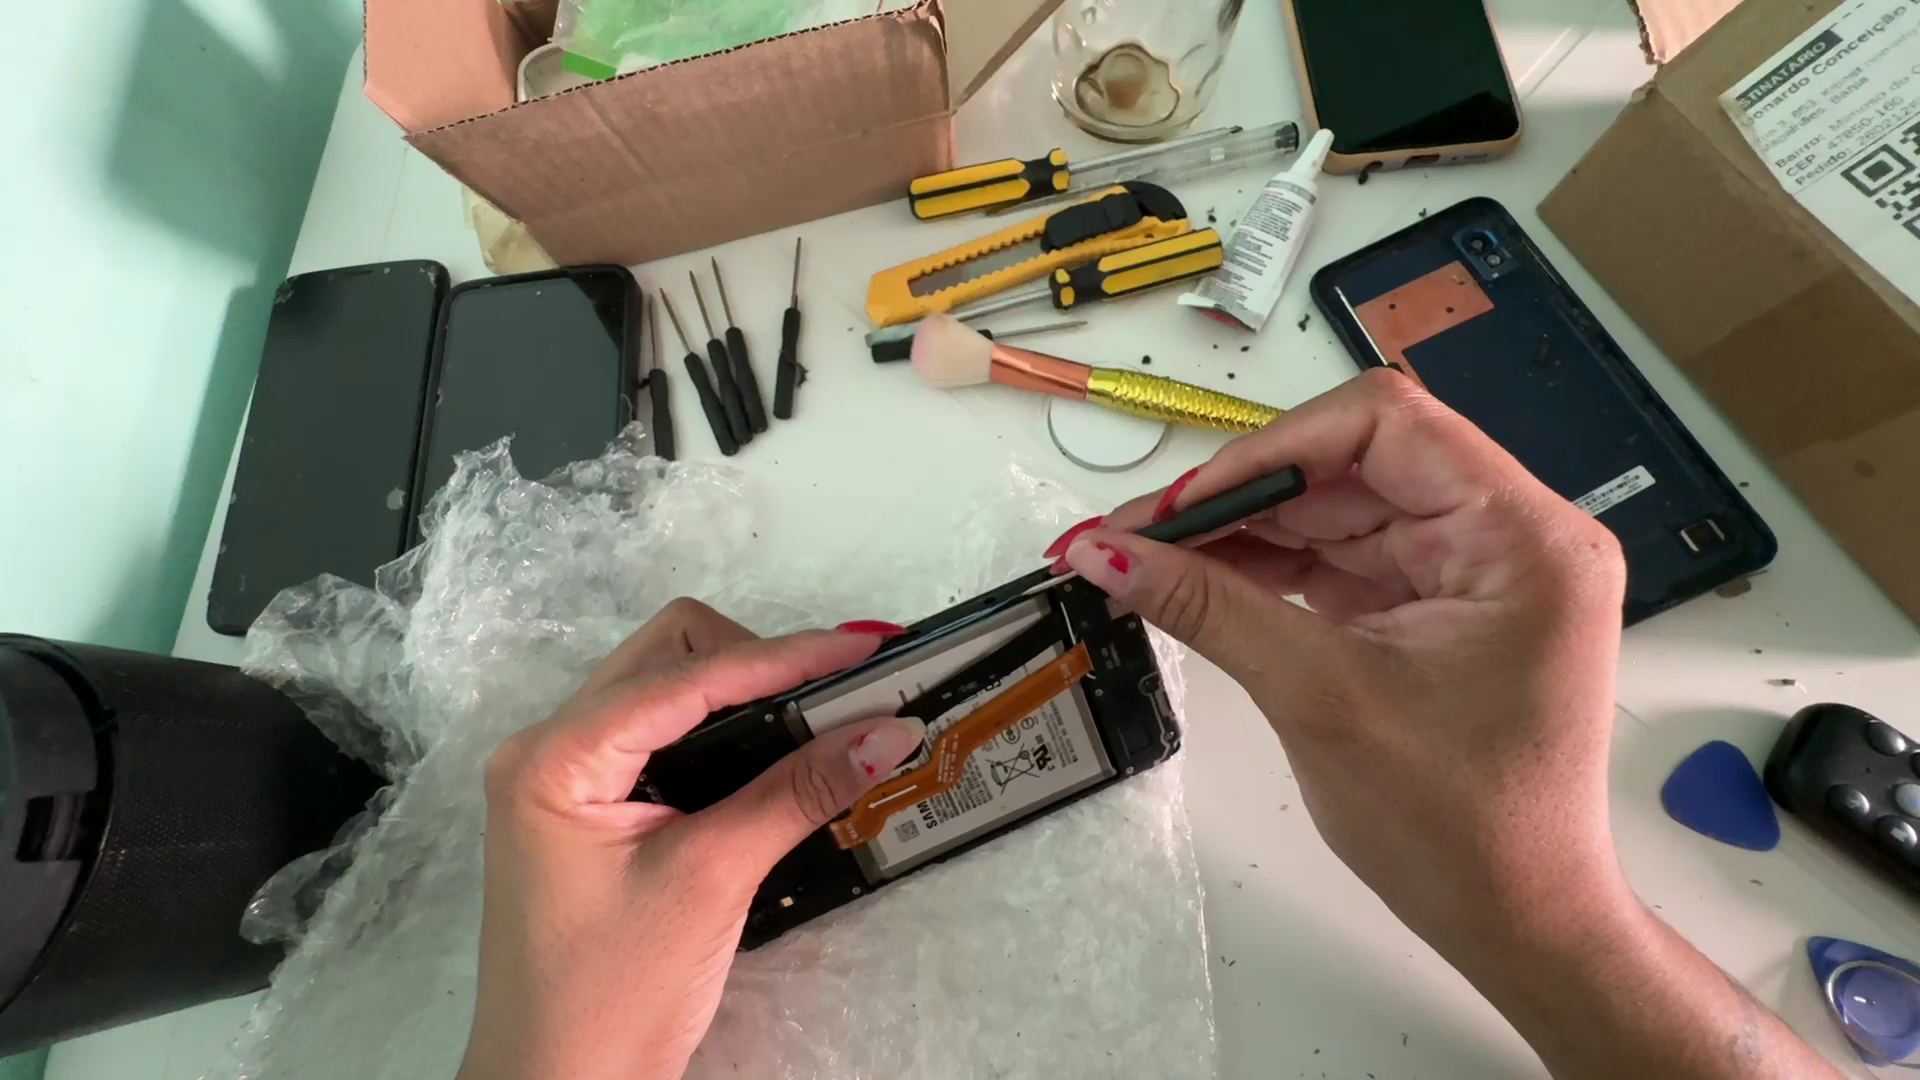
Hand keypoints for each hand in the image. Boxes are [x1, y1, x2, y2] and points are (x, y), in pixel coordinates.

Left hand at [458, 600, 922, 1079]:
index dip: (783, 656)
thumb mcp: (715, 878)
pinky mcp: (594, 788)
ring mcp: (569, 763)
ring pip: (670, 676)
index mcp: (559, 756)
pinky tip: (771, 737)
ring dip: (743, 682)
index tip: (860, 648)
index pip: (690, 676)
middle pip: (670, 650)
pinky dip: (726, 715)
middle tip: (827, 693)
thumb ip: (802, 790)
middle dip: (755, 657)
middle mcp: (554, 740)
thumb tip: (891, 730)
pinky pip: (667, 718)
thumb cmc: (618, 995)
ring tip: (812, 708)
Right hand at [1052, 369, 1836, 1078]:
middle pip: (1339, 465)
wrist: (1504, 915)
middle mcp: (1491, 529)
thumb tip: (1096, 553)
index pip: (1384, 425)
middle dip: (1231, 496)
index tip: (1180, 505)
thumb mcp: (1316, 697)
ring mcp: (1448, 562)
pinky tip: (1185, 576)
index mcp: (1517, 536)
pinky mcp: (1409, 595)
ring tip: (1139, 554)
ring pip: (1317, 507)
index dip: (1270, 448)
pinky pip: (1316, 554)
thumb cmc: (1445, 823)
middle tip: (1130, 531)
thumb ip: (1206, 608)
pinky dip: (1248, 563)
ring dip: (1228, 529)